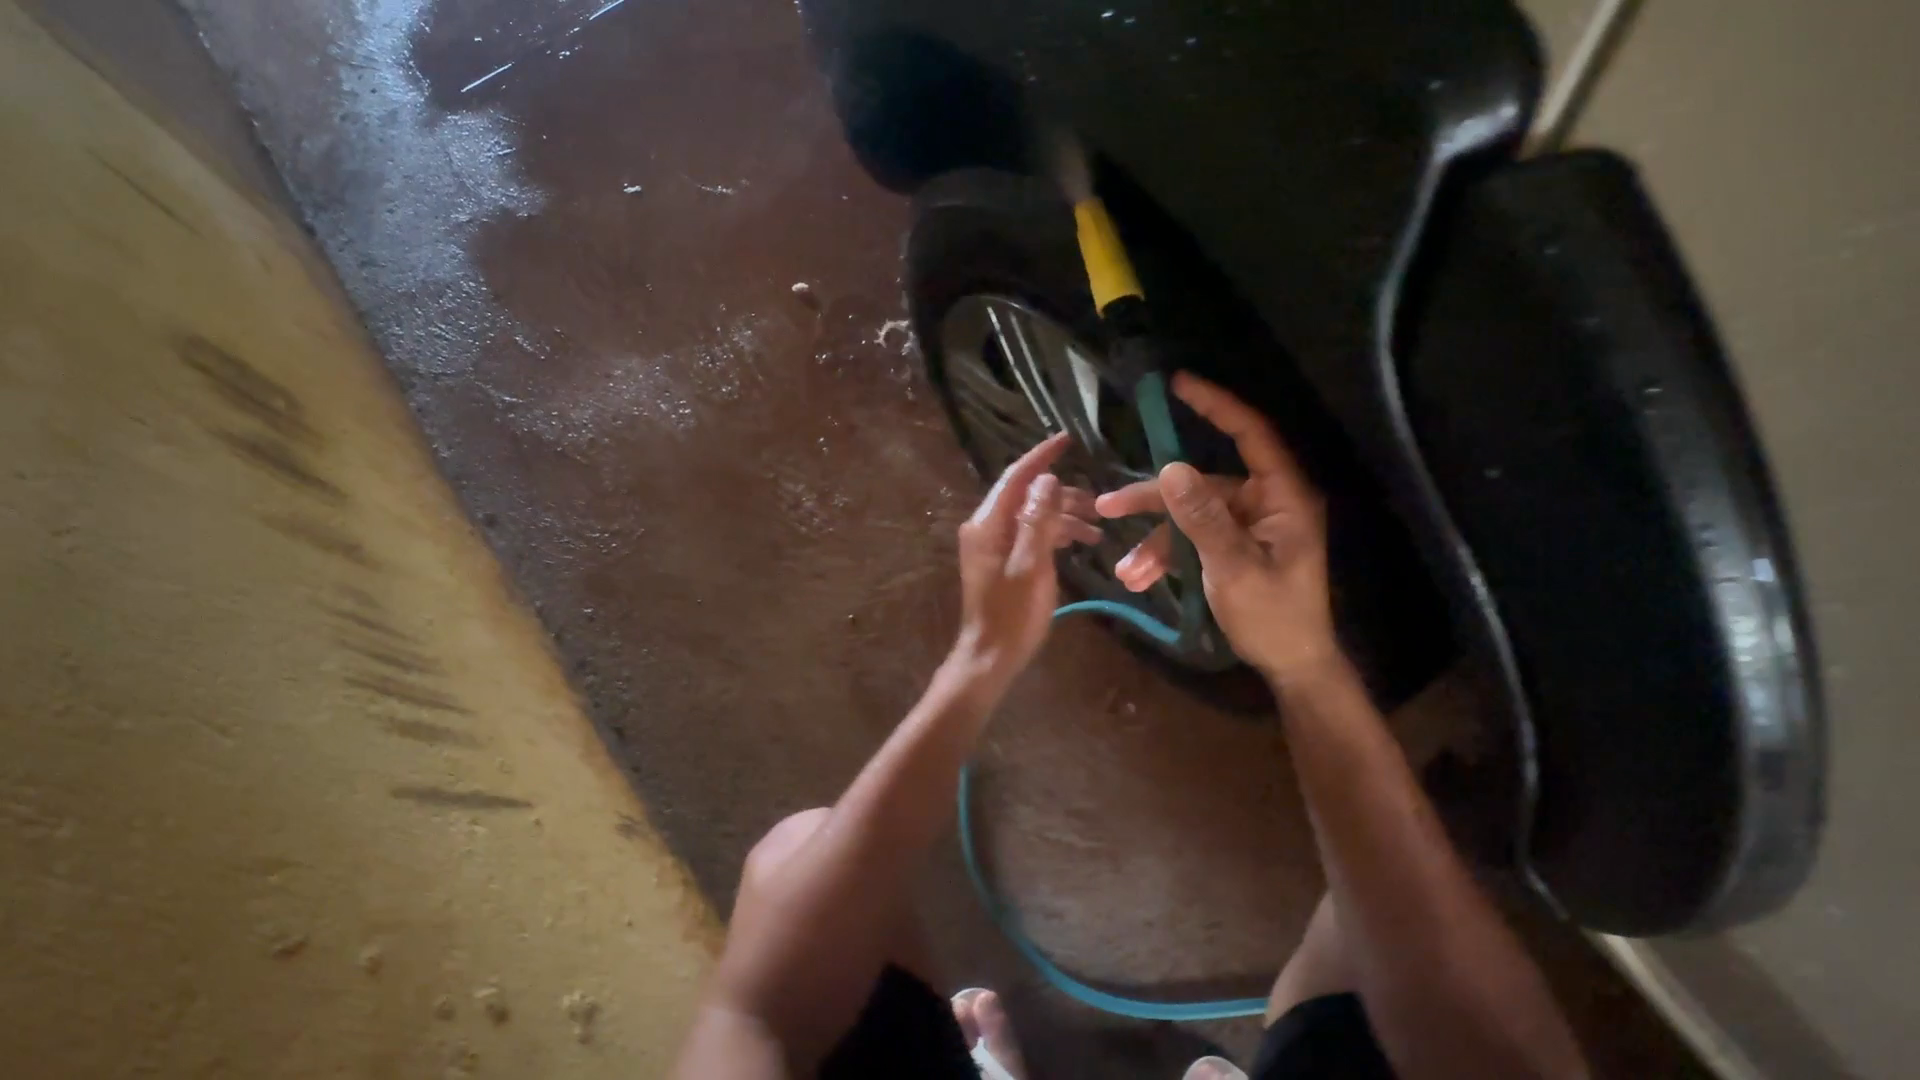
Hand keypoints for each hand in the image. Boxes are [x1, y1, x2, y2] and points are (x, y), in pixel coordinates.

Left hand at [952, 432, 1102, 687]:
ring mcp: (993, 545)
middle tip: (1100, 502)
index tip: (1068, 438)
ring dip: (1064, 517)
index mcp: (987, 524)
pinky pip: (1031, 535)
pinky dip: (1055, 535)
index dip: (1042, 457)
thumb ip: (1038, 521)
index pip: (1016, 478)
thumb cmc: (1011, 615)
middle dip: (1063, 494)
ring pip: (1032, 516)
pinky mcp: (1003, 560)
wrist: (991, 657)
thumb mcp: (1030, 566)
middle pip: (1026, 496)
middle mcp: (986, 528)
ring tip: (1098, 530)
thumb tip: (1047, 479)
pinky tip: (1081, 543)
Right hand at [1094, 373, 1337, 684]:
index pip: (1251, 434)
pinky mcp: (1232, 548)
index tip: (1178, 385)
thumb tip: (1171, 468)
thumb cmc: (1275, 616)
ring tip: (1125, 570)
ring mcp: (1247, 526)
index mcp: (1281, 496)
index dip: (1216, 405)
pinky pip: (1192, 540)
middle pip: (1202, 483)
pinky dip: (1166, 557)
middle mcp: (1264, 503)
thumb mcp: (1234, 568)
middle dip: (1154, 500)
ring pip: (1189, 515)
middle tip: (1107, 506)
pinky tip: (1139, 579)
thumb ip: (1203, 518)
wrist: (1291, 664)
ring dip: (1155, 540)